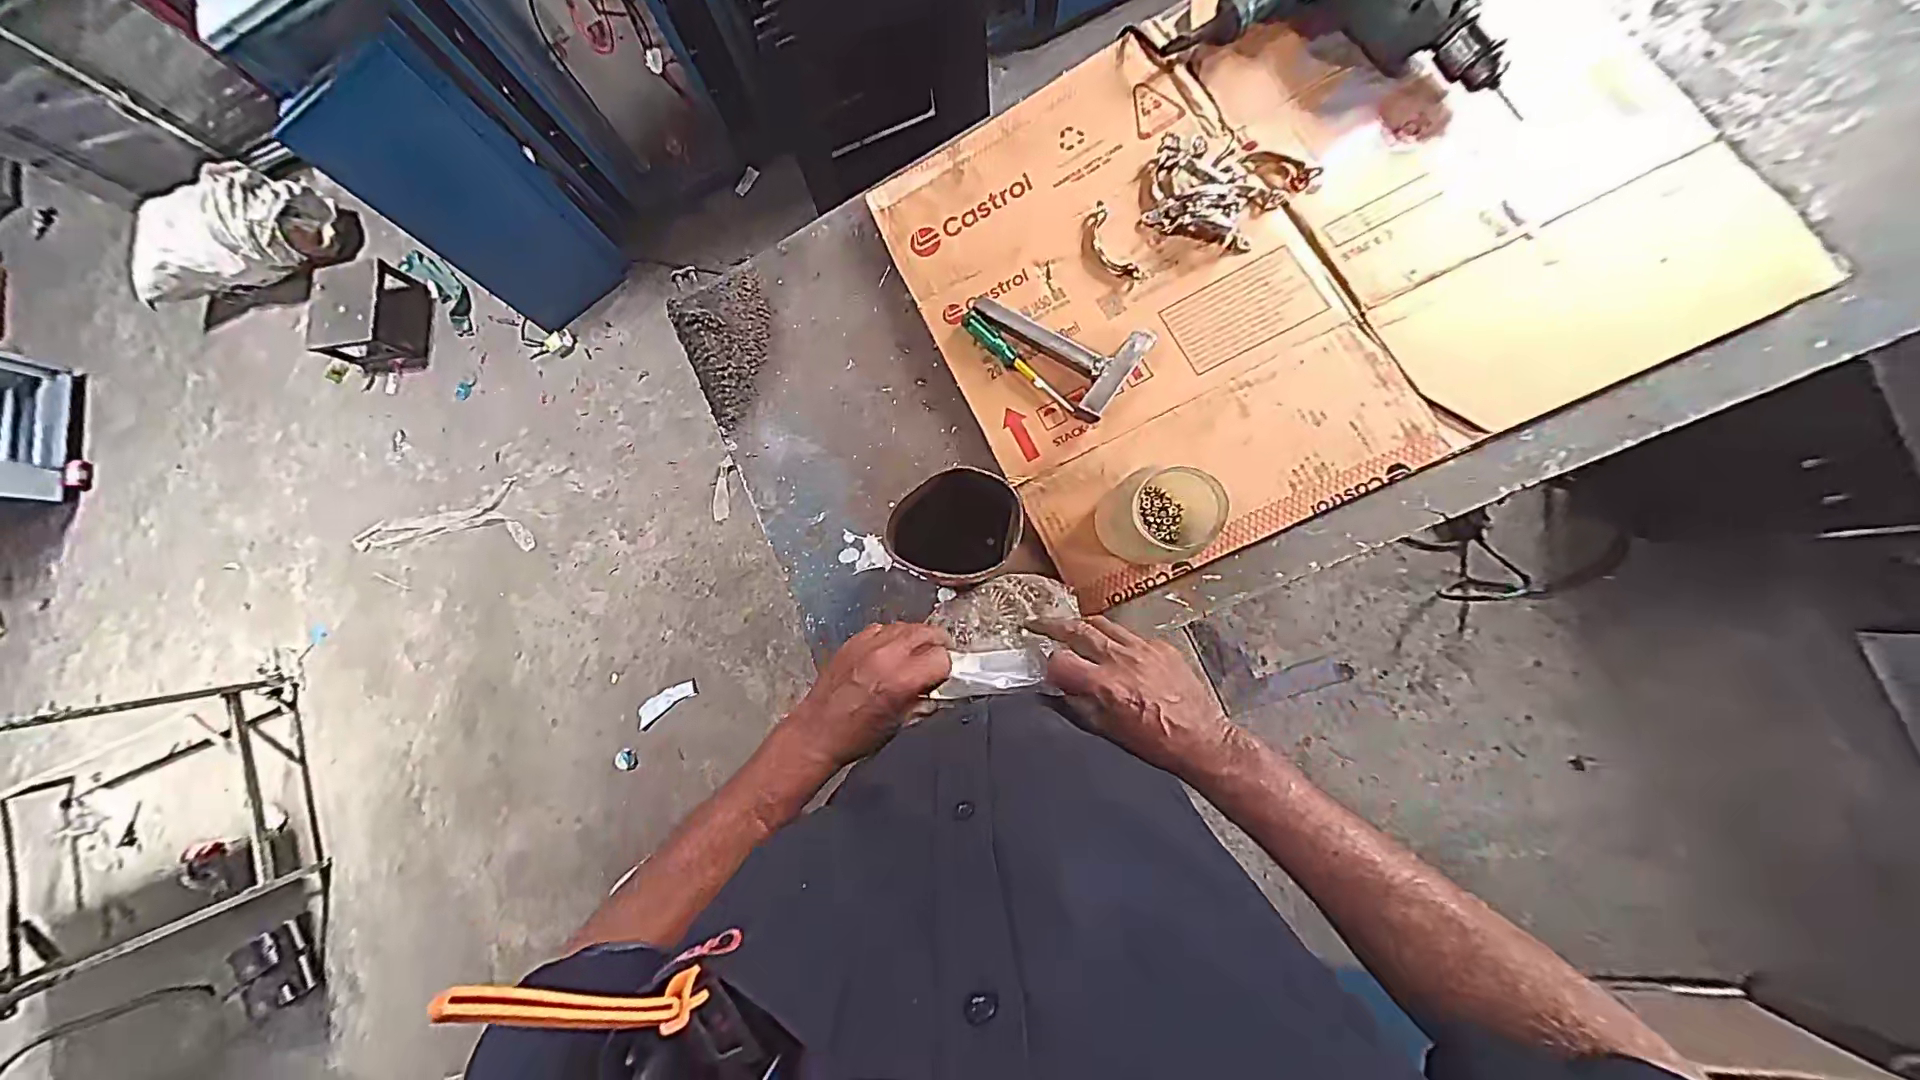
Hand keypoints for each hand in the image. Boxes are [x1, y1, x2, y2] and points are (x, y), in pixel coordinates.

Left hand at [780, 623, 951, 767]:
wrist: (818, 732)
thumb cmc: (856, 735)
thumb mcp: (902, 722)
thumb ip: (926, 700)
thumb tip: (942, 687)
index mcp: (901, 680)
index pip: (942, 657)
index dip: (949, 666)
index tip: (946, 674)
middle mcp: (885, 656)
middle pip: (927, 632)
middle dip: (938, 645)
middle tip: (938, 658)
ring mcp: (867, 645)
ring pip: (906, 626)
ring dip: (917, 638)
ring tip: (916, 654)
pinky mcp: (853, 642)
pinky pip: (883, 628)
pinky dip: (892, 637)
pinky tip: (891, 651)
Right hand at [1031, 616, 1238, 776]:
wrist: (1201, 740)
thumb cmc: (1156, 743)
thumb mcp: (1105, 730)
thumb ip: (1075, 705)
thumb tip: (1056, 690)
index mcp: (1105, 685)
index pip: (1059, 660)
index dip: (1048, 664)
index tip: (1047, 667)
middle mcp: (1122, 660)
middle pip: (1076, 629)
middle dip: (1051, 625)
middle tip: (1038, 624)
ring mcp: (1143, 649)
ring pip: (1102, 623)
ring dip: (1082, 625)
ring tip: (1072, 628)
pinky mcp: (1161, 646)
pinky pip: (1130, 633)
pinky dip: (1116, 638)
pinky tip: (1115, 649)